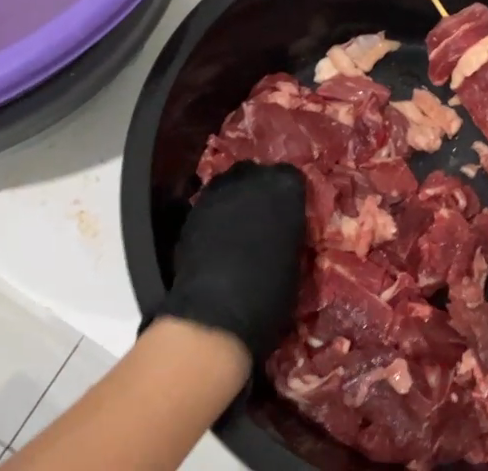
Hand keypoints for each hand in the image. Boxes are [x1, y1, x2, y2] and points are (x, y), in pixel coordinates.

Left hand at [159, 162, 307, 361]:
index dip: (289, 196)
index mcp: (284, 187)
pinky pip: (210, 205)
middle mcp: (250, 178)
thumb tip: (282, 231)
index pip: (291, 176)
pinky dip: (216, 216)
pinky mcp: (193, 211)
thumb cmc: (270, 293)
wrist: (217, 313)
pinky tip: (219, 239)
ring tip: (240, 228)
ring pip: (230, 185)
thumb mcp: (294, 260)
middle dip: (260, 192)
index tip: (290, 213)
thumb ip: (288, 233)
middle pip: (256, 174)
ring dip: (236, 200)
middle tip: (264, 219)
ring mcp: (217, 192)